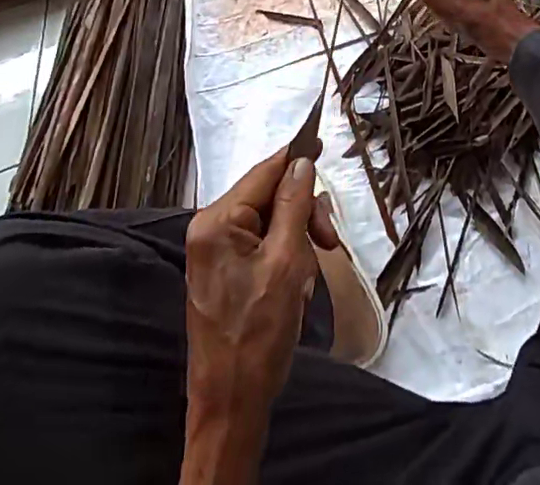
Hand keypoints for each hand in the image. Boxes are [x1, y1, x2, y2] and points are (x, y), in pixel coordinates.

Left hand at [182, 143, 338, 484]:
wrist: (232, 403)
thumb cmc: (259, 334)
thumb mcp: (286, 262)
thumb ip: (293, 206)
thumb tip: (301, 162)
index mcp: (216, 221)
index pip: (263, 173)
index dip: (295, 157)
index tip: (321, 138)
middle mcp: (209, 228)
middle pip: (268, 197)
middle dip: (302, 214)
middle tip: (330, 244)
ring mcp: (215, 250)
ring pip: (270, 222)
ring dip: (298, 240)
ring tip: (308, 277)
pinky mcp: (225, 270)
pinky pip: (263, 245)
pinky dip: (286, 257)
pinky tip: (296, 286)